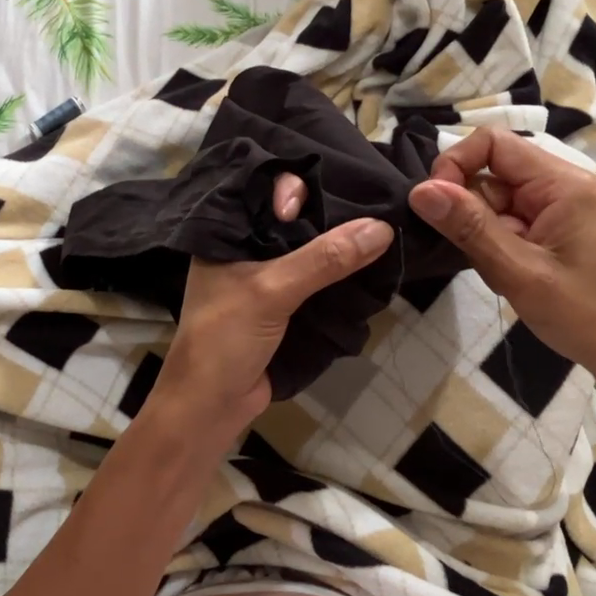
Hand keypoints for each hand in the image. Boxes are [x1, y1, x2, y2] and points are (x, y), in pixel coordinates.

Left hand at [155, 173, 393, 439]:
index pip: (265, 190)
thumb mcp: (271, 290)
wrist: (210, 407)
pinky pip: (318, 281)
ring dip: (341, 247)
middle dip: (331, 214)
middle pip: (295, 219)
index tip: (333, 195)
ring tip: (385, 229)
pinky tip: (374, 265)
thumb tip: (381, 228)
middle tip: (376, 202)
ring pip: (310, 251)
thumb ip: (323, 259)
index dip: (297, 188)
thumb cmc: (224, 339)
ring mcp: (266, 278)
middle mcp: (246, 248)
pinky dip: (342, 276)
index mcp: (227, 232)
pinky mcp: (285, 307)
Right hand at [406, 128, 595, 390]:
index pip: (492, 143)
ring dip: (482, 233)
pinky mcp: (554, 232)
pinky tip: (507, 275)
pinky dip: (496, 246)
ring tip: (498, 271)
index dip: (456, 163)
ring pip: (495, 202)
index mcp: (560, 183)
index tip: (434, 204)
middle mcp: (559, 186)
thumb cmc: (586, 314)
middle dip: (468, 208)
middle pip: (491, 173)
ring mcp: (557, 210)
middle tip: (471, 252)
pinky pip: (508, 223)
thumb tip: (419, 190)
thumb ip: (469, 227)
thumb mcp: (519, 272)